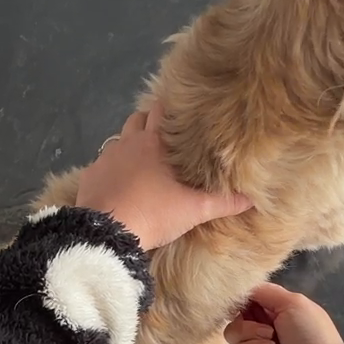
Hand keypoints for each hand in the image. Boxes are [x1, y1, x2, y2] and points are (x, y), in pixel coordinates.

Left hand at [75, 103, 251, 249]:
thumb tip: (253, 198)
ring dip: (129, 145)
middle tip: (164, 137)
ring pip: (118, 139)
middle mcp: (127, 142)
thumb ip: (223, 203)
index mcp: (154, 142)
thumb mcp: (194, 210)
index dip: (171, 111)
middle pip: (137, 119)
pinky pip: (102, 164)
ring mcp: (105, 158)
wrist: (107, 233)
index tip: (181, 116)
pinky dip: (111, 169)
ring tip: (142, 161)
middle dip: (148, 123)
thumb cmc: (154, 213)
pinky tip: (118, 184)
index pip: (161, 111)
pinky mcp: (90, 175)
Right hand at [224, 283, 343, 343]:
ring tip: (271, 340)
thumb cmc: (311, 334)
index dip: (242, 296)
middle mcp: (264, 326)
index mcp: (277, 309)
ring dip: (251, 333)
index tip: (240, 297)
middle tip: (265, 324)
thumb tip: (242, 288)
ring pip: (233, 332)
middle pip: (237, 314)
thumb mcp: (294, 303)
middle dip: (246, 316)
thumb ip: (265, 291)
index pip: (250, 297)